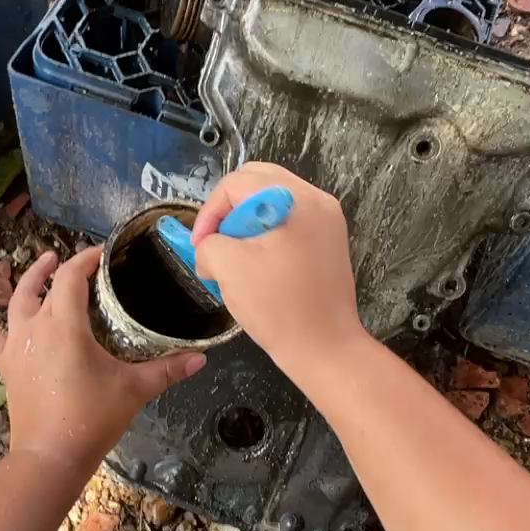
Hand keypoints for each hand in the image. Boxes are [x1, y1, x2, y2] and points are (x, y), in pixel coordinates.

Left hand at [0, 248, 204, 479]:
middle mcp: (35, 328)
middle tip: (74, 260)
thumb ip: (167, 370)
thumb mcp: (133, 389)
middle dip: (60, 268)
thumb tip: (202, 358)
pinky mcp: (6, 366)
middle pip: (45, 286)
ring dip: (27, 280)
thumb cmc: (92, 418)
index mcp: (65, 325)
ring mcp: (16, 346)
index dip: (86, 260)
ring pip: (16, 302)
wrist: (50, 456)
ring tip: (39, 264)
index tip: (102, 255)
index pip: (72, 278)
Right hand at [191, 162, 364, 366]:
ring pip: (270, 201)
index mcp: (294, 199)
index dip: (209, 212)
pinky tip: (259, 265)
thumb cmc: (277, 307)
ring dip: (245, 224)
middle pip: (256, 182)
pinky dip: (266, 234)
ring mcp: (327, 219)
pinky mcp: (329, 239)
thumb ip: (209, 243)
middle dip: (227, 212)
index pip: (236, 183)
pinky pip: (287, 220)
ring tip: (236, 258)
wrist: (324, 347)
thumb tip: (210, 246)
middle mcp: (316, 200)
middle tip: (216, 245)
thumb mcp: (228, 268)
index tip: (200, 246)